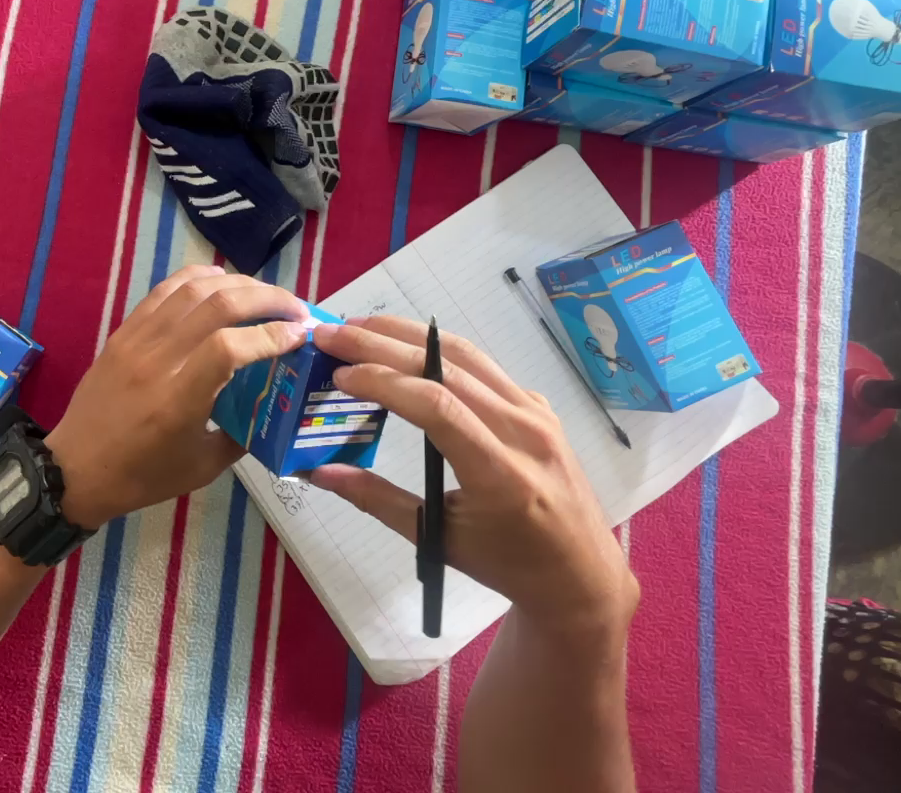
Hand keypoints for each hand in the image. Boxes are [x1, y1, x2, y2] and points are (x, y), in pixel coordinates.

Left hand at [45, 265, 309, 528]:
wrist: (75, 469)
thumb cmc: (142, 476)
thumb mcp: (202, 467)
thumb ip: (242, 432)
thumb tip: (272, 400)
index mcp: (177, 400)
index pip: (230, 346)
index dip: (272, 333)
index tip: (302, 334)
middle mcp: (157, 360)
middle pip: (217, 304)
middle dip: (266, 298)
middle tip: (296, 307)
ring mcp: (136, 340)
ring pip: (192, 288)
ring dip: (237, 283)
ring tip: (265, 293)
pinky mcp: (123, 331)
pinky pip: (164, 291)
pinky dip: (197, 278)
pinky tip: (221, 280)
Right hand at [304, 317, 637, 639]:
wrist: (582, 574)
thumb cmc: (508, 564)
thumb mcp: (438, 539)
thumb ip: (377, 500)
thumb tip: (318, 472)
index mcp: (501, 474)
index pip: (436, 407)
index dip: (383, 382)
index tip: (339, 376)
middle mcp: (523, 431)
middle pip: (444, 368)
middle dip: (380, 345)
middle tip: (331, 333)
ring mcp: (535, 412)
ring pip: (464, 354)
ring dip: (406, 334)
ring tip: (359, 326)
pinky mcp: (536, 404)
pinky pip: (481, 364)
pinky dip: (435, 348)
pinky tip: (403, 346)